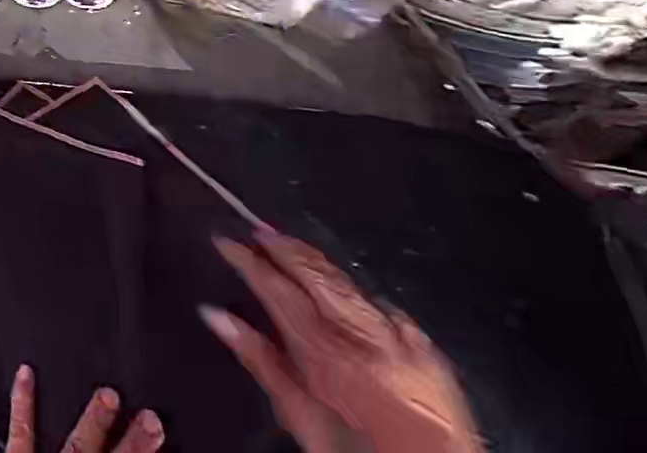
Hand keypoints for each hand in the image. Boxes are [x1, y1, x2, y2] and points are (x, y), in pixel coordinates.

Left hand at [4, 364, 163, 452]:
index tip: (163, 436)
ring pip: (75, 445)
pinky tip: (26, 372)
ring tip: (109, 395)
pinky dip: (22, 400)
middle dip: (132, 442)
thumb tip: (138, 450)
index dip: (144, 452)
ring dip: (94, 420)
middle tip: (150, 418)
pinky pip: (20, 431)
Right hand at [201, 230, 482, 452]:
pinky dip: (360, 293)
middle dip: (282, 247)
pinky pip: (388, 308)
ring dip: (315, 261)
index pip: (276, 288)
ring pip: (348, 283)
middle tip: (257, 229)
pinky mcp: (429, 356)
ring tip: (292, 246)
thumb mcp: (299, 417)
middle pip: (315, 275)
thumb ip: (260, 361)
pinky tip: (351, 290)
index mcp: (327, 353)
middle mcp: (364, 339)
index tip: (226, 242)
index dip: (247, 260)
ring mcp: (400, 343)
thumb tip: (217, 317)